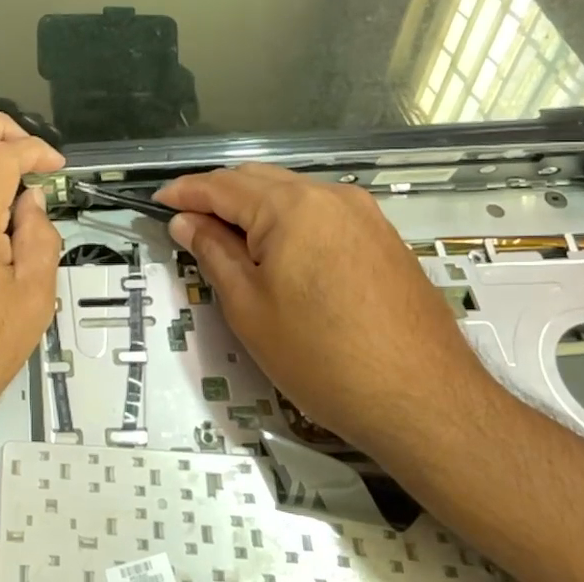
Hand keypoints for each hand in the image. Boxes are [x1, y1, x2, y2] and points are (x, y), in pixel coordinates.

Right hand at [154, 164, 493, 455]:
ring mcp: (363, 215)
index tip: (157, 203)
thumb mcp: (249, 308)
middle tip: (187, 223)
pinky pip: (321, 213)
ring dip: (254, 208)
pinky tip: (278, 252)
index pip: (222, 186)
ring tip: (228, 240)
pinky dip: (289, 221)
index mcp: (291, 206)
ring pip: (292, 194)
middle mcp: (330, 196)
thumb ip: (213, 253)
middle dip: (218, 196)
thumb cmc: (323, 358)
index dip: (184, 193)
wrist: (426, 403)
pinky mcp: (384, 238)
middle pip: (258, 180)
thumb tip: (187, 222)